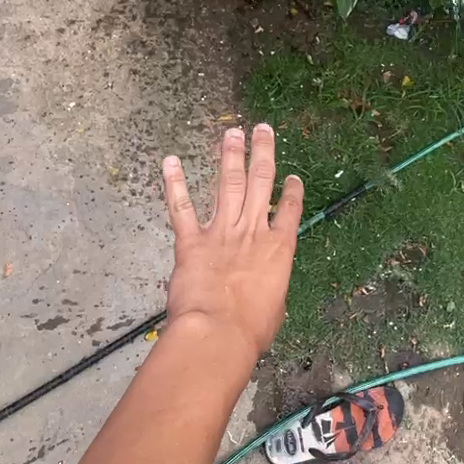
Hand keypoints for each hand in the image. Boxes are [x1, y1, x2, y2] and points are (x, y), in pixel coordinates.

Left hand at [161, 123, 303, 361]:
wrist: (218, 334)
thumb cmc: (252, 330)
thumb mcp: (274, 308)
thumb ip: (270, 289)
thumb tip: (263, 291)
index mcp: (279, 248)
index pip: (290, 209)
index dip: (292, 190)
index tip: (293, 176)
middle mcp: (252, 231)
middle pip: (261, 182)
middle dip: (262, 153)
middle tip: (261, 129)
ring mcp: (221, 232)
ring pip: (229, 184)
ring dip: (230, 156)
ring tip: (232, 132)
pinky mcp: (191, 241)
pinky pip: (181, 207)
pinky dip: (174, 183)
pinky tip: (170, 161)